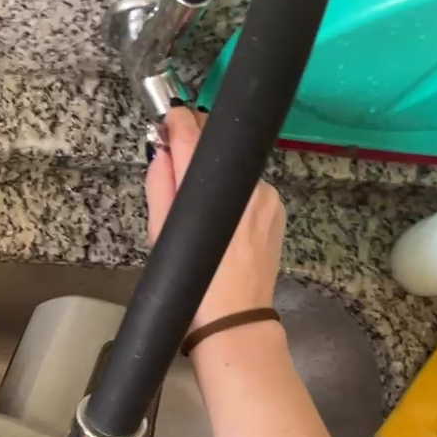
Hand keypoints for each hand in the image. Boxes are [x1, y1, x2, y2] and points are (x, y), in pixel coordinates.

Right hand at [145, 106, 286, 327]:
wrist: (234, 319)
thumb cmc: (194, 283)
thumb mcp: (162, 236)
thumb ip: (160, 188)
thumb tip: (159, 153)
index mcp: (212, 188)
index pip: (193, 137)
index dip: (178, 123)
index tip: (167, 117)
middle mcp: (244, 182)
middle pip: (218, 151)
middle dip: (196, 153)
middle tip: (176, 165)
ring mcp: (266, 195)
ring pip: (234, 173)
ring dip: (217, 180)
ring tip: (200, 208)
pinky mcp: (277, 209)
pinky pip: (251, 191)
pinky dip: (234, 197)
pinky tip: (225, 223)